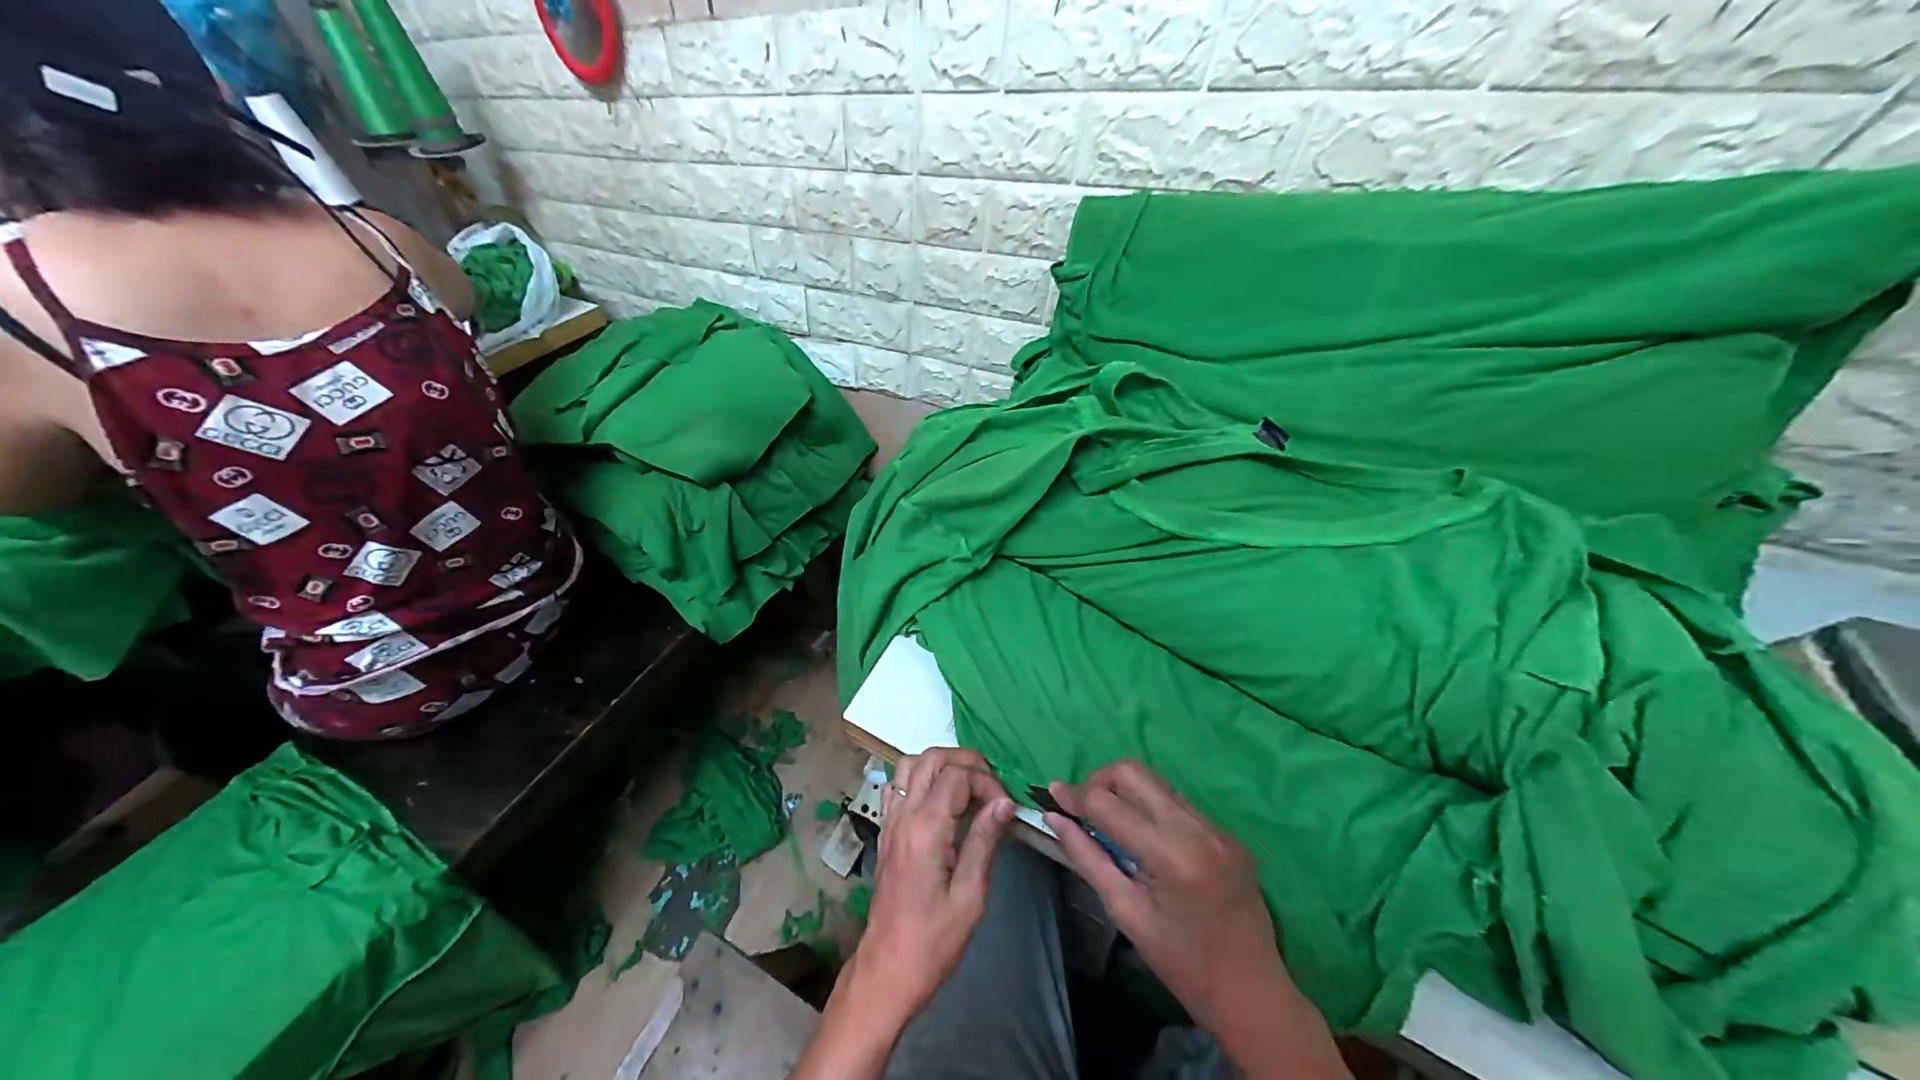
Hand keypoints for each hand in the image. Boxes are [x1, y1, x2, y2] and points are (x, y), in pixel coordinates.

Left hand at [845, 748, 1016, 1026]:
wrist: (888, 968)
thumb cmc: (934, 940)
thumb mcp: (970, 894)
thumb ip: (984, 840)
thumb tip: (1004, 802)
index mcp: (925, 828)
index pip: (957, 776)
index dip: (987, 782)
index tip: (1006, 808)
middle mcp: (903, 815)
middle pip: (931, 758)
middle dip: (966, 762)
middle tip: (992, 786)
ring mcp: (890, 821)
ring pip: (910, 765)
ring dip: (941, 765)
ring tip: (969, 786)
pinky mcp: (886, 831)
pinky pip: (898, 785)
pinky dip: (921, 779)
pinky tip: (941, 801)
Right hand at [1049, 761, 1348, 1079]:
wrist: (1251, 992)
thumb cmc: (1180, 963)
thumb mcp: (1125, 912)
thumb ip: (1087, 858)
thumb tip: (1054, 818)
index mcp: (1170, 855)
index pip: (1109, 803)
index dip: (1075, 795)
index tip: (1051, 794)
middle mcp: (1197, 829)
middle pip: (1134, 772)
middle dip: (1099, 781)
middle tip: (1082, 808)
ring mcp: (1217, 828)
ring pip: (1156, 782)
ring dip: (1125, 791)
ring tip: (1107, 819)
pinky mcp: (1227, 833)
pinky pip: (1177, 802)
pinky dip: (1150, 806)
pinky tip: (1142, 835)